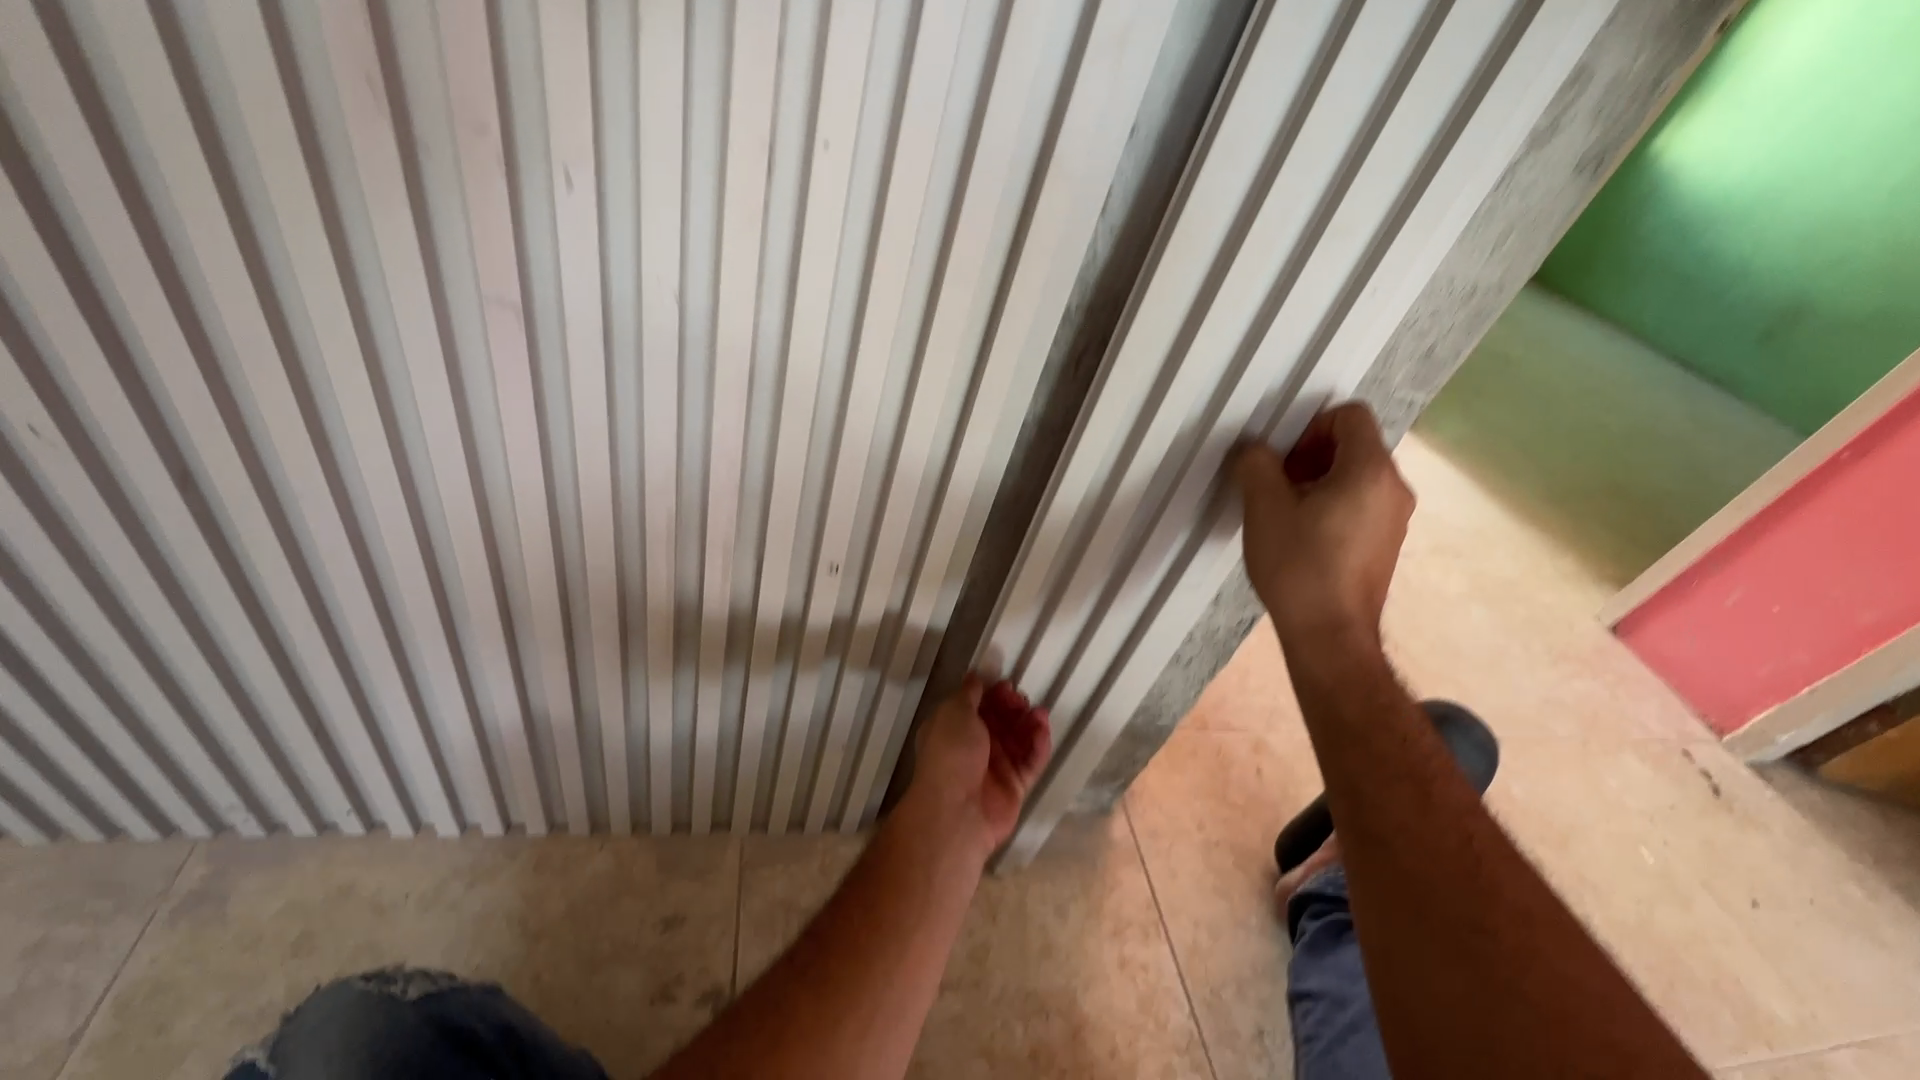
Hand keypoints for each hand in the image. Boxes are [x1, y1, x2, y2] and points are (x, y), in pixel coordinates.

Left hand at [904, 674, 1051, 858]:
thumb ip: (969, 694)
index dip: (993, 694)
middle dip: (1013, 707)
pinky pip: (1031, 761)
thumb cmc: (951, 754)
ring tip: (1039, 714)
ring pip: (1019, 739)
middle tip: (1021, 701)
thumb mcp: (954, 712)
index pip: (978, 706)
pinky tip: (1043, 731)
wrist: (957, 810)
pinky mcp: (1015, 785)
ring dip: (1030, 724)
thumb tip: (975, 677)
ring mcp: (996, 767)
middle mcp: (974, 747)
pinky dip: (1039, 745)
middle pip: (1001, 721)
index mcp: (954, 728)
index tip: (1006, 685)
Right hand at [1234, 403, 1413, 645]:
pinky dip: (1332, 508)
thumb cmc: (1298, 566)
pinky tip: (1304, 540)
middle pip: (1354, 446)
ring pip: (1356, 478)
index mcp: (1370, 469)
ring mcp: (1396, 519)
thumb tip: (1256, 452)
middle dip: (1311, 457)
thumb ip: (1256, 464)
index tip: (1284, 462)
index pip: (1350, 415)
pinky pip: (1361, 506)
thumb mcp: (1264, 507)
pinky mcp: (1387, 545)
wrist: (1330, 635)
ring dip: (1318, 484)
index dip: (1311, 427)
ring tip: (1286, 516)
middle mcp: (1394, 488)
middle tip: (1278, 488)